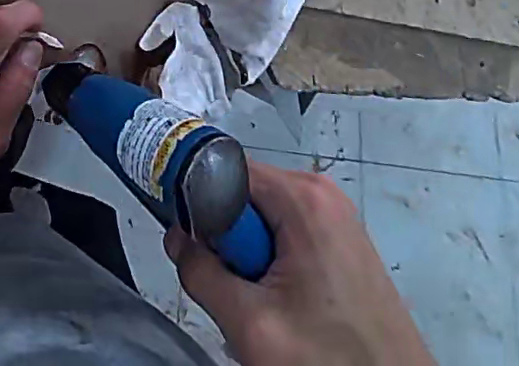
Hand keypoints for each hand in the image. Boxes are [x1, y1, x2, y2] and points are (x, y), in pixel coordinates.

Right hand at [166, 160, 433, 365]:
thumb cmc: (326, 356)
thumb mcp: (251, 323)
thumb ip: (204, 275)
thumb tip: (176, 238)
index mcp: (303, 195)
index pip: (230, 171)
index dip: (203, 203)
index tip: (192, 242)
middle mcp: (321, 190)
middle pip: (248, 193)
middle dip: (231, 236)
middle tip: (237, 287)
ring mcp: (335, 211)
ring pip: (266, 216)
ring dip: (252, 254)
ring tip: (264, 300)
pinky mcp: (342, 234)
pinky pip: (290, 230)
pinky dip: (276, 259)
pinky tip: (285, 300)